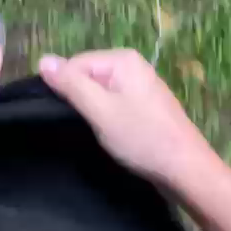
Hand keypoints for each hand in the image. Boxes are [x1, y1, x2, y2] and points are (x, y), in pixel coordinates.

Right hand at [39, 49, 213, 192]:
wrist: (188, 172)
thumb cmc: (142, 138)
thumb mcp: (100, 110)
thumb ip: (70, 84)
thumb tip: (42, 59)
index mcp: (122, 59)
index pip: (75, 64)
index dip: (67, 91)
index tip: (71, 117)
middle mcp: (133, 65)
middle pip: (87, 76)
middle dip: (82, 101)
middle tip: (86, 127)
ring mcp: (142, 85)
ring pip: (100, 92)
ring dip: (95, 111)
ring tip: (100, 133)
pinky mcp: (147, 105)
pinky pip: (115, 102)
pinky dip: (109, 117)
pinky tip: (115, 135)